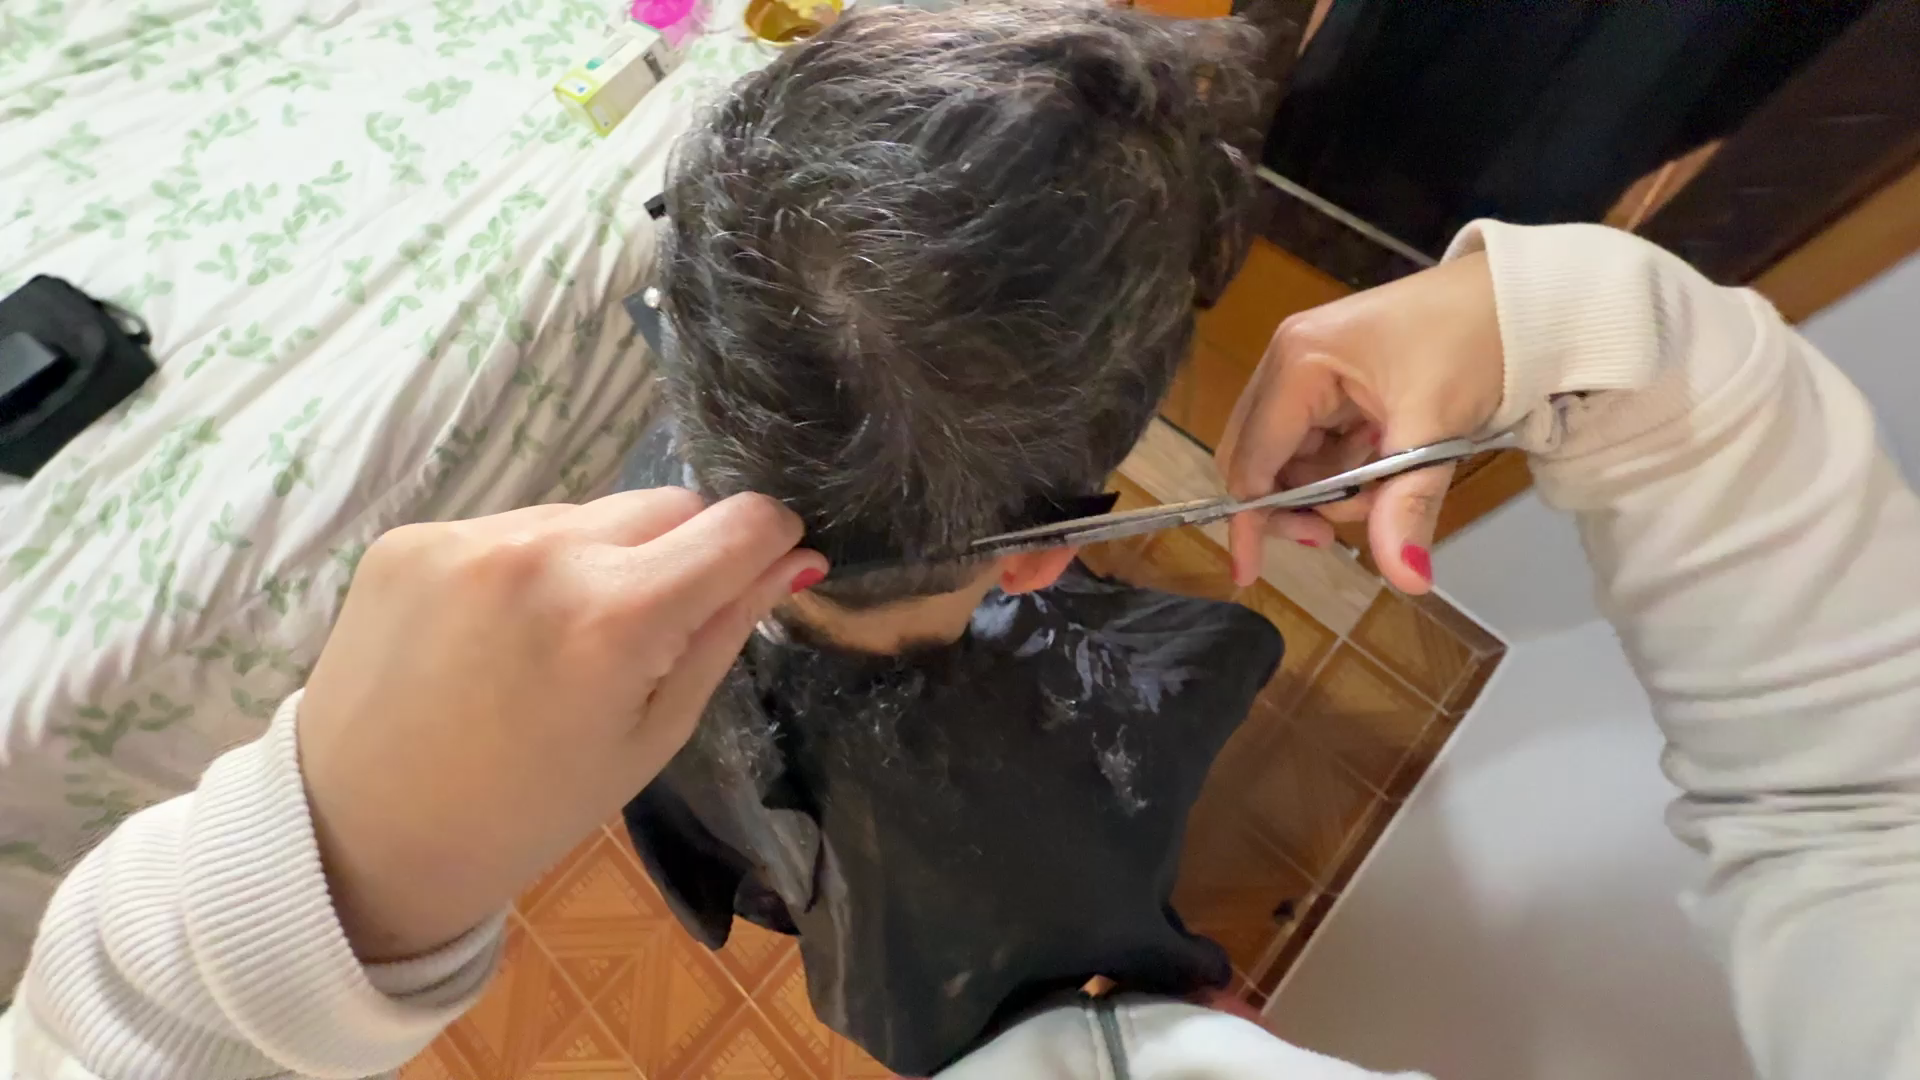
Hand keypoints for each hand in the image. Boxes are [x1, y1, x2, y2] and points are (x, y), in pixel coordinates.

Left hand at [297, 489, 826, 959]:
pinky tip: (510, 623)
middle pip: (675, 501)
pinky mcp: (414, 535)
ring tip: (573, 629)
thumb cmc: (538, 808)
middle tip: (661, 619)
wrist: (356, 841)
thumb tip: (800, 560)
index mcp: (616, 617)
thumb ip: (730, 628)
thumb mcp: (659, 730)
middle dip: (693, 546)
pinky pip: (529, 522)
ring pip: (602, 510)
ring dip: (616, 552)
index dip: (774, 537)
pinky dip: (547, 559)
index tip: (771, 564)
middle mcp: (545, 552)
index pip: (743, 521)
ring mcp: (470, 535)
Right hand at [1216, 251, 1504, 593]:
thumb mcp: (1437, 426)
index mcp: (1297, 364)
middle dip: (1291, 503)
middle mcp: (1283, 363)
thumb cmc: (1480, 341)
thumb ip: (1407, 502)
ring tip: (1382, 488)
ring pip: (1283, 455)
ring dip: (1323, 488)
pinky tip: (1377, 462)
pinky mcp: (1323, 378)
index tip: (1250, 572)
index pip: (1254, 457)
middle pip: (1255, 457)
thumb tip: (1406, 579)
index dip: (1252, 517)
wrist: (1532, 292)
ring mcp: (1301, 368)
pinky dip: (1337, 468)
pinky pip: (1309, 441)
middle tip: (1330, 538)